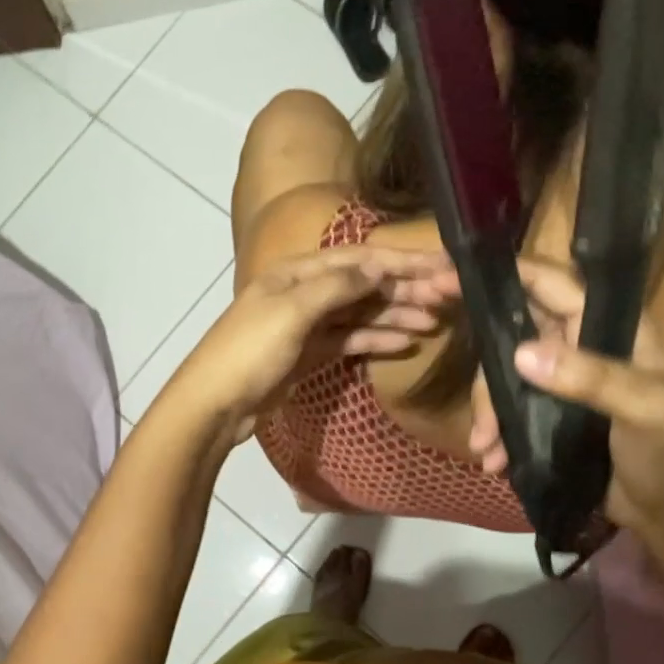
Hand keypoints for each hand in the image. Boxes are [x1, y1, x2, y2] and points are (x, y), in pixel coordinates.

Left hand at [163, 245, 457, 439]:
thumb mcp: (292, 312)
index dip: (400, 261)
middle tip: (448, 296)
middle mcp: (304, 292)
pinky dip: (375, 340)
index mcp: (296, 272)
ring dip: (395, 314)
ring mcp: (307, 325)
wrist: (214, 404)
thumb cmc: (248, 351)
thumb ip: (336, 287)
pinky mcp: (309, 354)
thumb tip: (377, 266)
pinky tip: (406, 342)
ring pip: (360, 314)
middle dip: (404, 288)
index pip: (358, 258)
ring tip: (435, 320)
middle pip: (362, 284)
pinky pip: (349, 340)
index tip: (441, 265)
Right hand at [467, 259, 663, 531]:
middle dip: (487, 373)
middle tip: (474, 409)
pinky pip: (508, 412)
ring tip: (487, 448)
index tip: (444, 277)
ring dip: (489, 413)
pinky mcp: (549, 416)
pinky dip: (496, 435)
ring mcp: (562, 382)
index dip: (501, 275)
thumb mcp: (647, 408)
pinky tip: (496, 461)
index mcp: (608, 325)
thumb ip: (591, 377)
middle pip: (513, 336)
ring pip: (505, 378)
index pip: (549, 283)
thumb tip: (520, 353)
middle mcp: (581, 344)